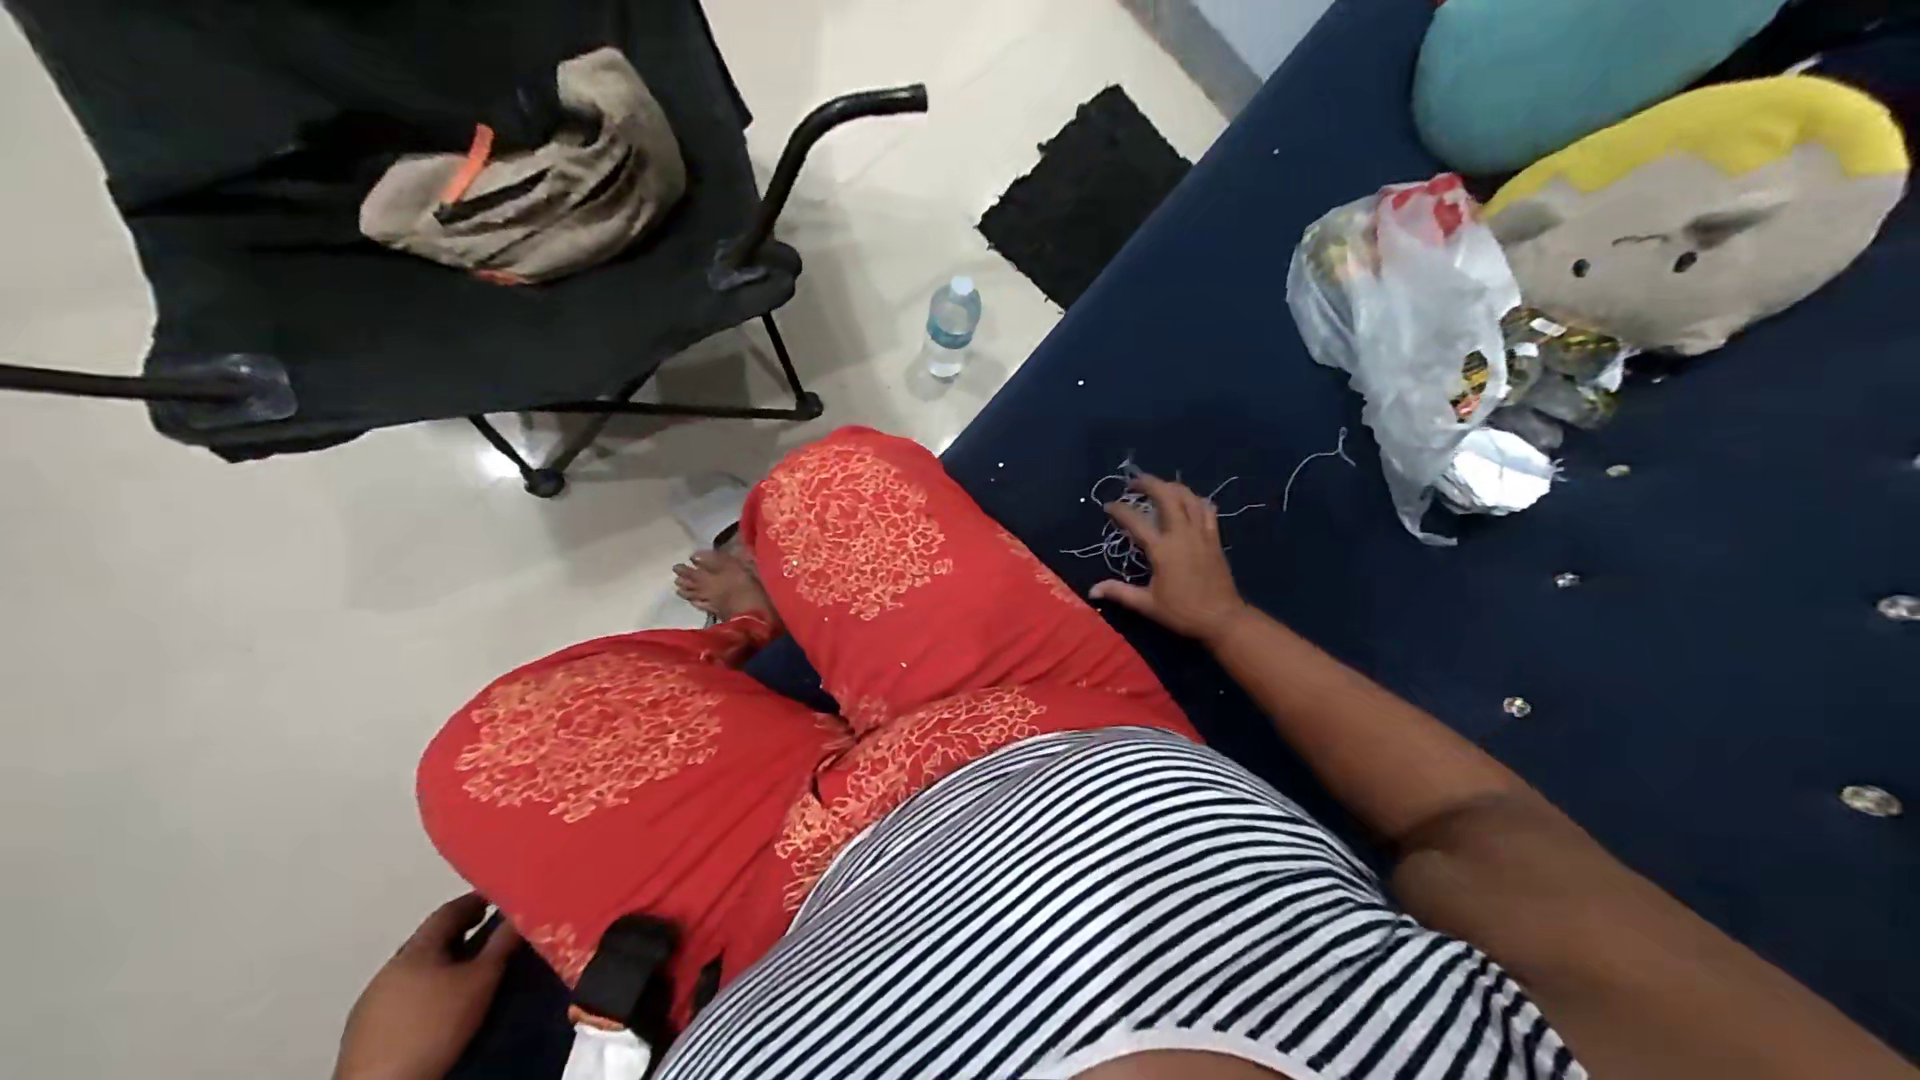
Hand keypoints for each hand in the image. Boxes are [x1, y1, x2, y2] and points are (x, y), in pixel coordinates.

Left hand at [334, 894, 518, 1079]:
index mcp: (416, 949)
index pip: (449, 910)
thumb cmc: (436, 1025)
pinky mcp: (363, 1029)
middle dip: (461, 932)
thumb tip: (520, 912)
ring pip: (415, 967)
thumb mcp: (482, 980)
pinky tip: (437, 1005)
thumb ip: (502, 943)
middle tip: (490, 933)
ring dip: (442, 961)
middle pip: (430, 938)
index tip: (501, 901)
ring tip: (468, 971)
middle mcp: (389, 967)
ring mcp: (371, 999)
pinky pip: (402, 993)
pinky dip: (425, 987)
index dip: (477, 901)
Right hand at [1089, 473, 1250, 644]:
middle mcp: (1182, 534)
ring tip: (1159, 487)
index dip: (1119, 510)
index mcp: (1162, 549)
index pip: (1136, 521)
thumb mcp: (1147, 604)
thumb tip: (1092, 590)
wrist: (1222, 618)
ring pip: (1189, 497)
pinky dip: (1196, 500)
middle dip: (1149, 483)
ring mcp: (1201, 534)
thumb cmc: (1182, 612)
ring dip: (1172, 487)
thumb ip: (1119, 592)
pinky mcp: (1215, 538)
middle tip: (1133, 483)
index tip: (1108, 507)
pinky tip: (1188, 501)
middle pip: (1167, 495)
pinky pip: (1207, 509)